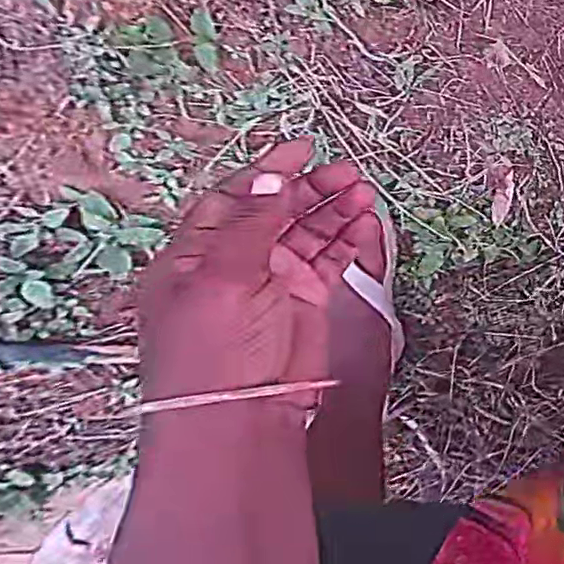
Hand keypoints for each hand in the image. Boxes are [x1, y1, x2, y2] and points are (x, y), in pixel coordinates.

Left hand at [136, 137, 376, 412]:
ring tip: (365, 196)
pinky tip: (366, 226)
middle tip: (348, 174)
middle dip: (314, 189)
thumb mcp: (223, 280)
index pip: (234, 198)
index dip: (268, 171)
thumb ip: (251, 226)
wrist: (242, 415)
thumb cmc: (215, 352)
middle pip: (279, 210)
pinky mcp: (306, 297)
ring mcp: (275, 280)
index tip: (303, 148)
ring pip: (311, 231)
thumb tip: (271, 179)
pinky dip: (350, 240)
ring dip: (337, 211)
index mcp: (197, 255)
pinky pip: (332, 257)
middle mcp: (236, 262)